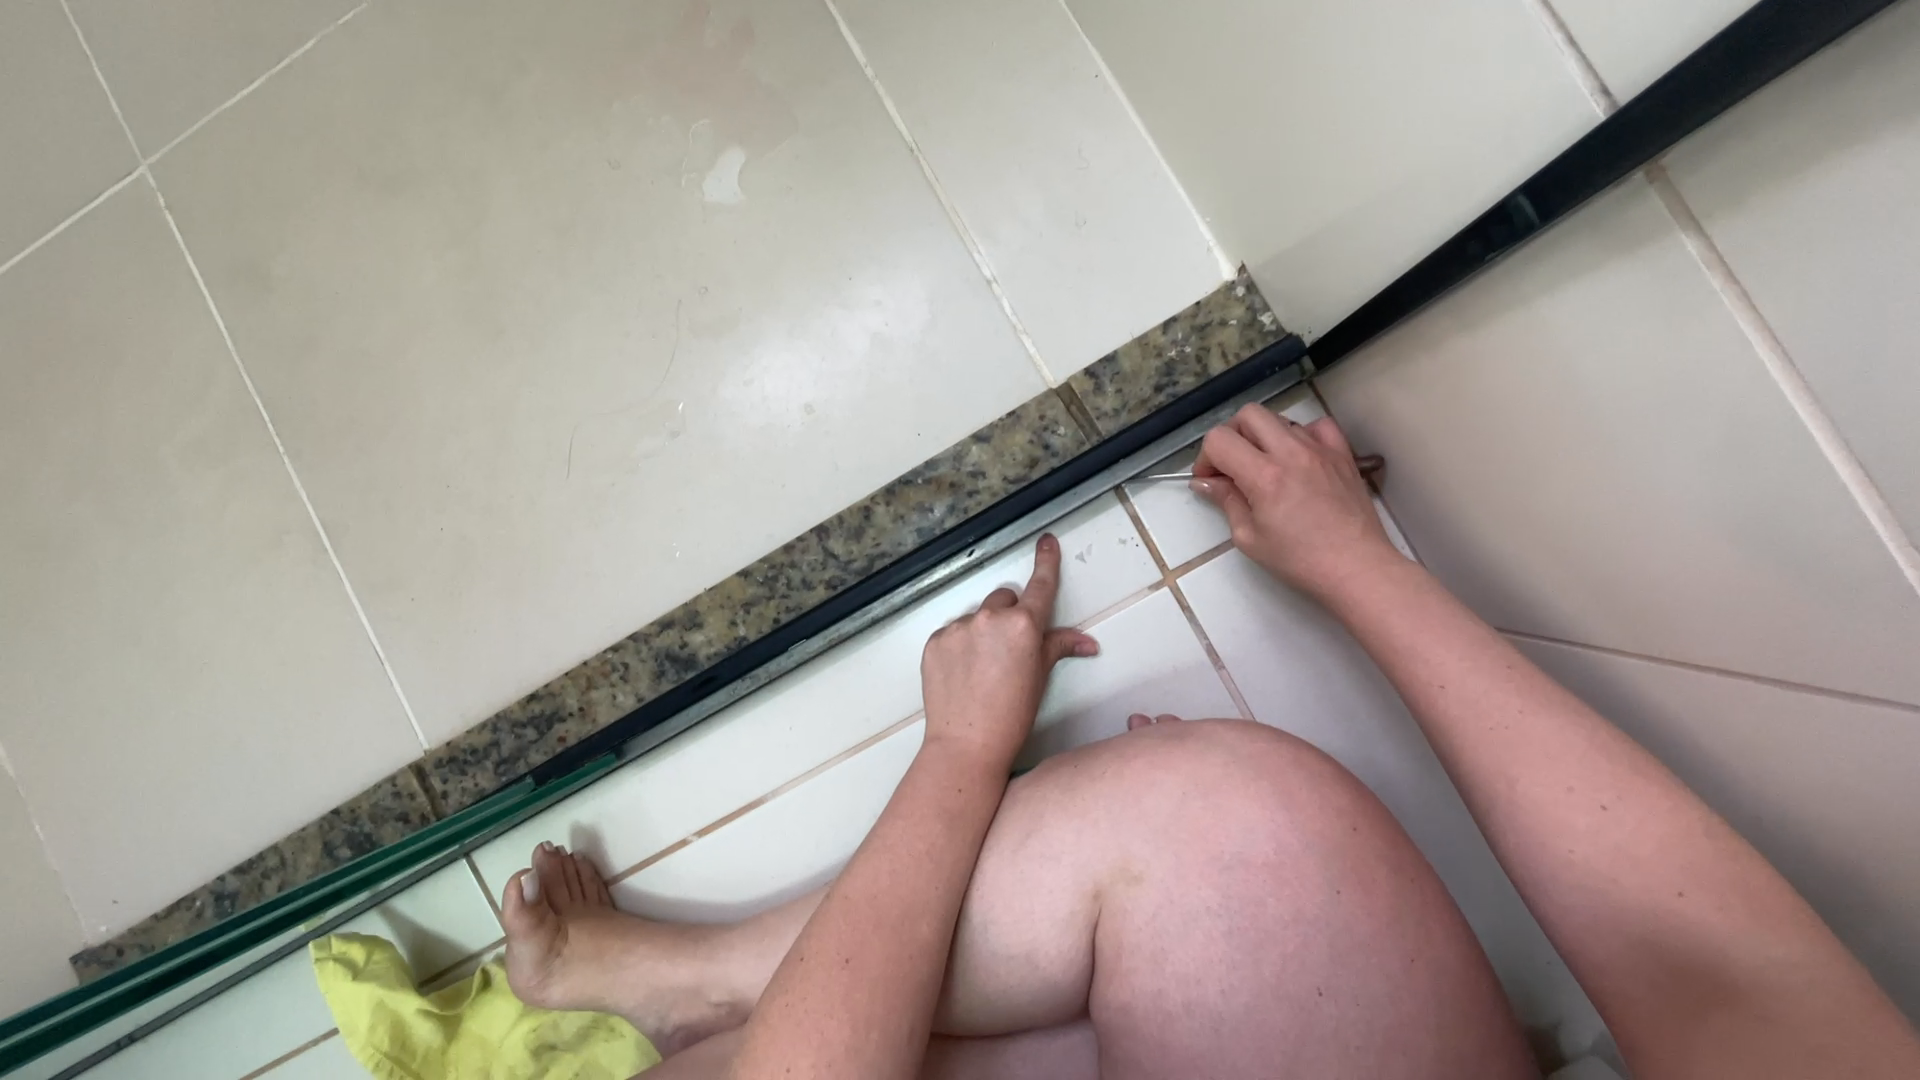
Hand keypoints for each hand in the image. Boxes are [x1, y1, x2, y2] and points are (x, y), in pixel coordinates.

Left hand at [920, 535, 1097, 770]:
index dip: (1046, 561)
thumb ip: (1058, 647)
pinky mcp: (935, 640)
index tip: (1046, 541)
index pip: (1040, 586)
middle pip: (1005, 599)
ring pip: (977, 616)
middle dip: (1010, 614)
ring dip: (983, 631)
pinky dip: (960, 645)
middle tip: (1010, 649)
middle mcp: (990, 618)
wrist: (966, 744)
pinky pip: (953, 632)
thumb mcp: (1041, 678)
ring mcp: (958, 627)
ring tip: (983, 668)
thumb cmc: (1011, 716)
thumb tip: (1086, 641)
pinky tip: (963, 673)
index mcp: (1023, 625)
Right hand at [1191, 405, 1397, 598]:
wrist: (1356, 567)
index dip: (1205, 458)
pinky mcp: (1343, 454)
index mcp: (1264, 476)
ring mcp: (1320, 449)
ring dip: (1263, 437)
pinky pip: (1318, 426)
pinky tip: (1298, 458)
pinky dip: (1301, 435)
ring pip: (1279, 419)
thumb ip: (1225, 501)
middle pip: (1248, 415)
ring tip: (1264, 467)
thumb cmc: (1299, 560)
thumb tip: (1205, 483)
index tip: (1209, 480)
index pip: (1220, 439)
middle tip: (1231, 466)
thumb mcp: (1249, 537)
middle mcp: (1291, 453)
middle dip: (1231, 436)